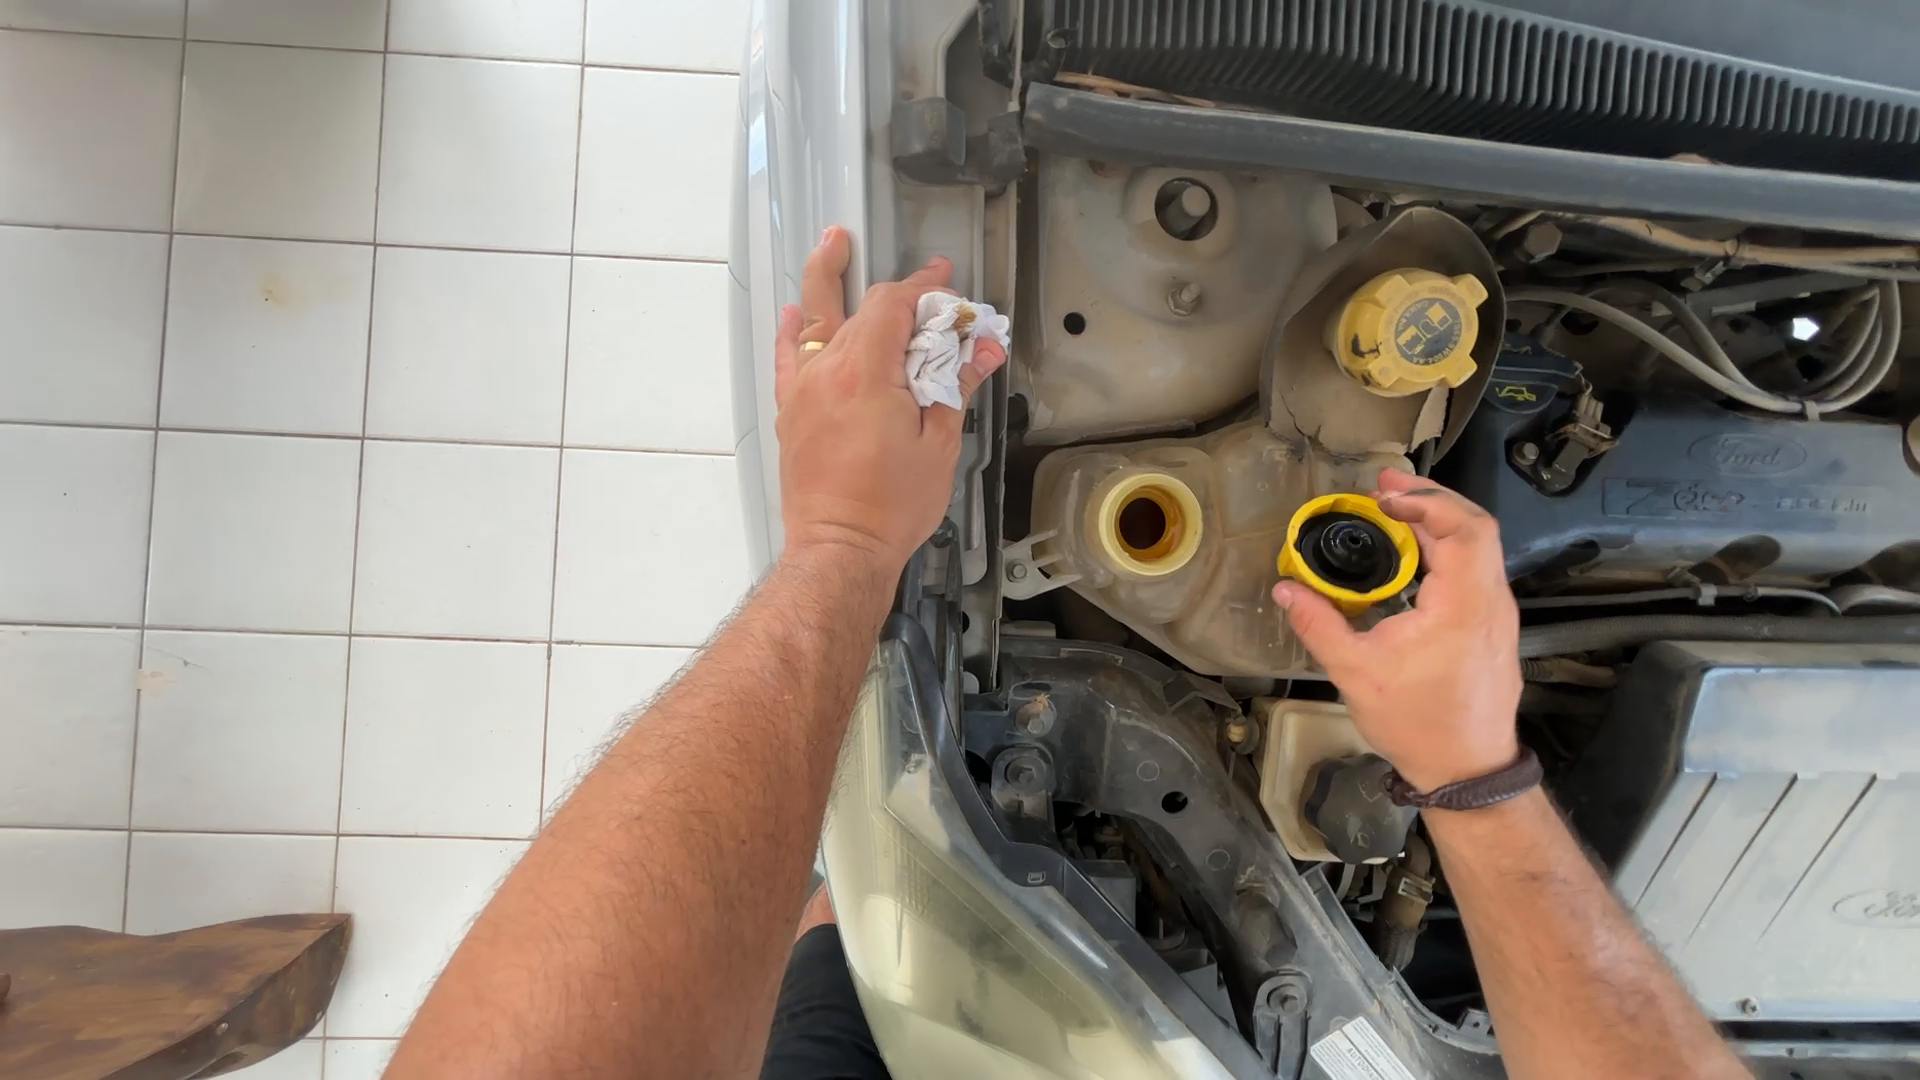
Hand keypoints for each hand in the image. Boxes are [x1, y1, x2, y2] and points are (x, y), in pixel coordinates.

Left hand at [774, 227, 1006, 572]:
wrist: (840, 549)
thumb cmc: (894, 505)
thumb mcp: (940, 444)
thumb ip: (957, 387)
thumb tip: (983, 349)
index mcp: (868, 372)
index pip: (893, 306)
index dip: (923, 288)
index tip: (946, 285)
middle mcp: (828, 370)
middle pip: (854, 306)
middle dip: (876, 279)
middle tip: (889, 257)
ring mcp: (803, 390)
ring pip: (814, 321)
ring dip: (825, 281)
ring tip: (831, 245)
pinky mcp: (792, 413)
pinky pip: (787, 359)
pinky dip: (793, 332)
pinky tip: (794, 315)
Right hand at [1273, 469, 1521, 791]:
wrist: (1466, 768)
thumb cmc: (1414, 720)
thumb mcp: (1354, 671)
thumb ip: (1318, 624)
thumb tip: (1285, 590)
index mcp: (1462, 605)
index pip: (1464, 529)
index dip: (1425, 501)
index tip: (1381, 496)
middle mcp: (1490, 602)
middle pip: (1475, 528)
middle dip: (1429, 498)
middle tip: (1383, 486)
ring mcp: (1495, 615)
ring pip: (1478, 548)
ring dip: (1437, 521)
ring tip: (1392, 510)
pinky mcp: (1489, 628)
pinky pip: (1472, 570)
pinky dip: (1442, 548)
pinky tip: (1410, 553)